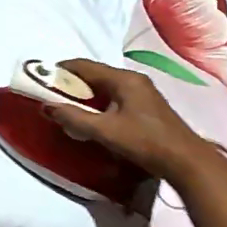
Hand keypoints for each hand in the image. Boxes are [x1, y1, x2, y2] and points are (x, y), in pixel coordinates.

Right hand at [49, 59, 225, 180]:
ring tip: (67, 108)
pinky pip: (115, 97)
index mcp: (123, 79)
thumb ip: (74, 118)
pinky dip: (98, 103)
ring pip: (105, 87)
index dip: (61, 70)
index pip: (84, 66)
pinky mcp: (146, 108)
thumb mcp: (104, 131)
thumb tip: (46, 106)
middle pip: (95, 75)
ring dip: (85, 95)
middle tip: (52, 96)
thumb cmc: (145, 141)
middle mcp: (133, 80)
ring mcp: (142, 93)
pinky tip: (91, 118)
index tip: (41, 78)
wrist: (186, 161)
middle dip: (72, 84)